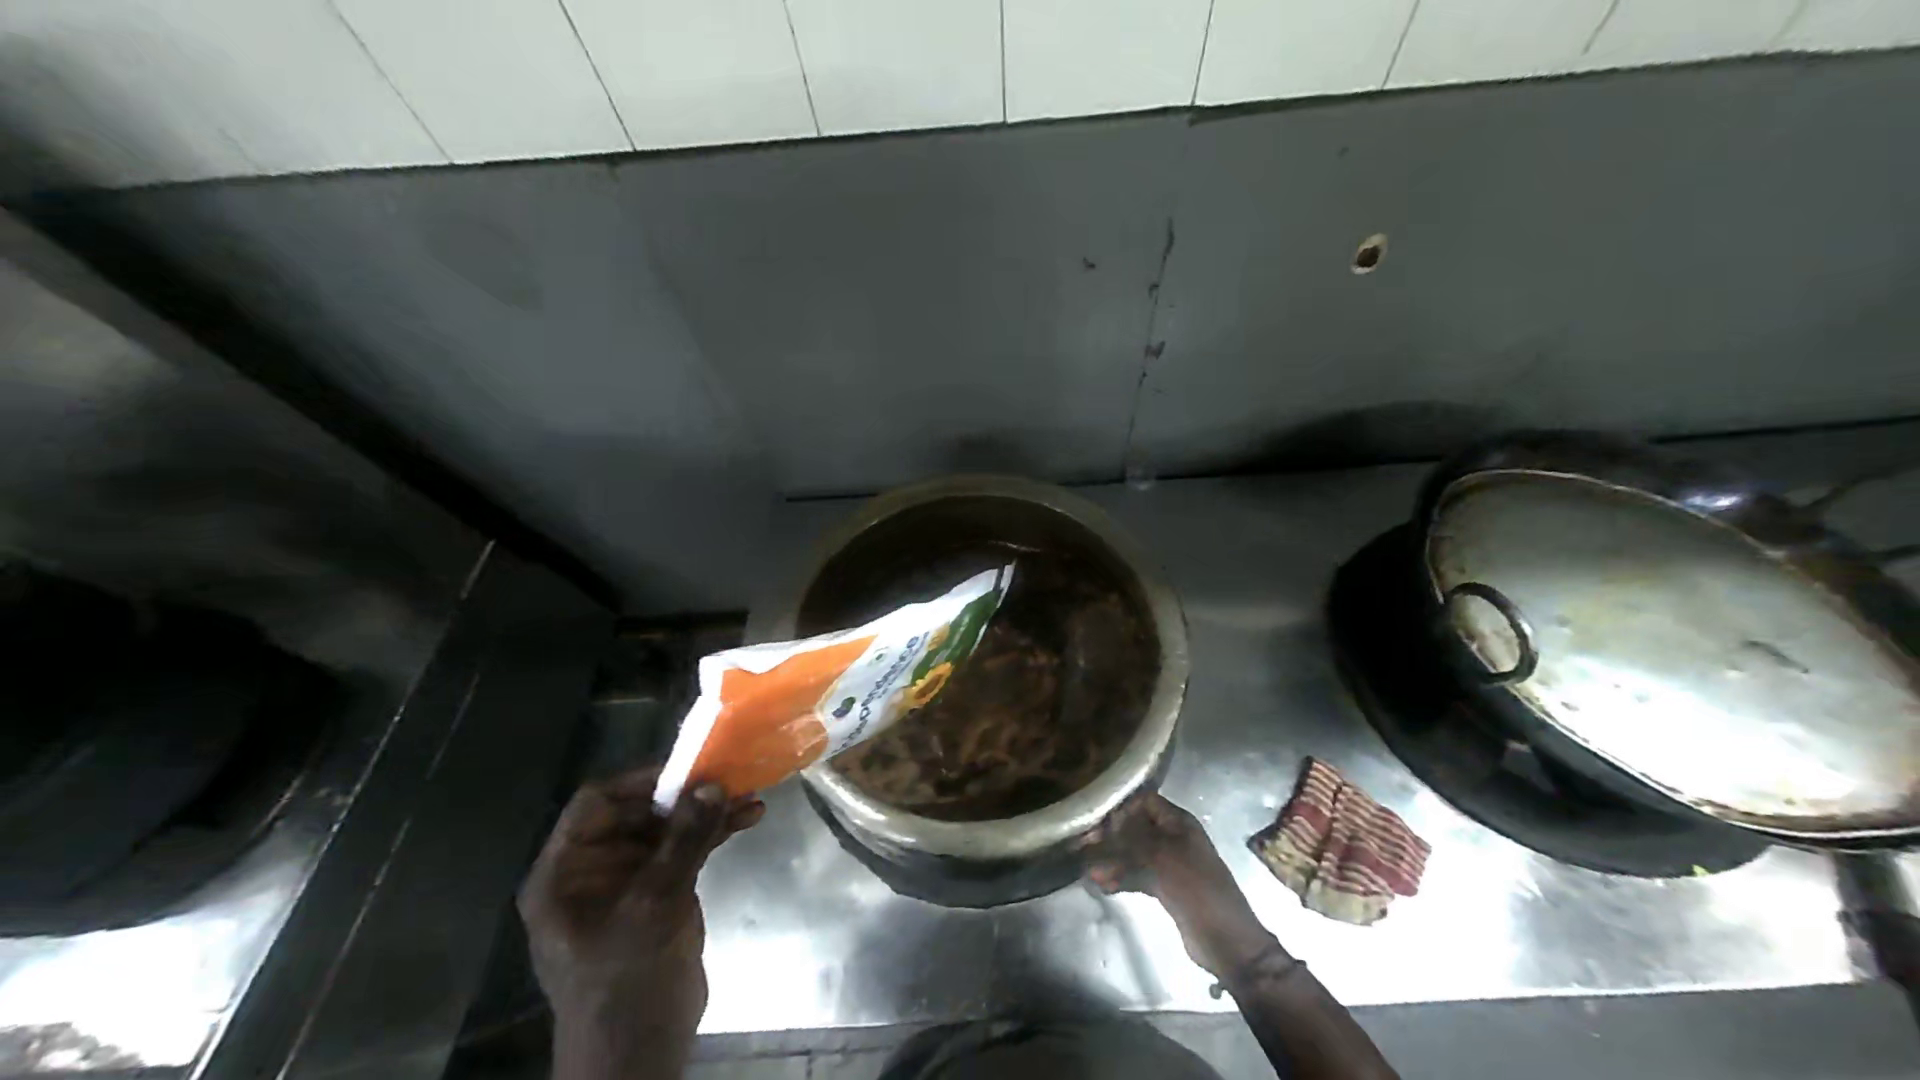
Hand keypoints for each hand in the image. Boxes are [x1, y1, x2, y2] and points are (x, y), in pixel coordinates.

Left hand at [517, 768, 762, 1078]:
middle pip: (638, 812)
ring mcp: (628, 883)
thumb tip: (714, 783)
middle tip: (730, 778)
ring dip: (707, 812)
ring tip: (750, 796)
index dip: (641, 781)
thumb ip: (684, 841)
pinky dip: (713, 834)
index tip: (690, 769)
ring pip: (668, 829)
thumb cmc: (627, 981)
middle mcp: (592, 869)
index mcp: (565, 871)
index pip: (595, 803)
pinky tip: (748, 819)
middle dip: (685, 795)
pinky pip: (685, 850)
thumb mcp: (654, 905)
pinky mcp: (659, 895)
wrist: (639, 1054)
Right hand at [1083, 793, 1279, 979]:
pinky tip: (1103, 886)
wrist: (1226, 940)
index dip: (1123, 809)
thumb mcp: (1161, 856)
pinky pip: (1138, 875)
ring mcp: (1170, 864)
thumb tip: (1096, 833)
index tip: (1099, 822)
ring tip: (1091, 872)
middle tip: (1086, 847)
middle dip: (1111, 837)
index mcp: (1179, 823)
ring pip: (1134, 854)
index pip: (1146, 802)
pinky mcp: (1166, 888)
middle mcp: (1174, 838)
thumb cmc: (1197, 888)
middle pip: (1137, 828)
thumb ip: (1128, 840)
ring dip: (1113, 860)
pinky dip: (1121, 878)